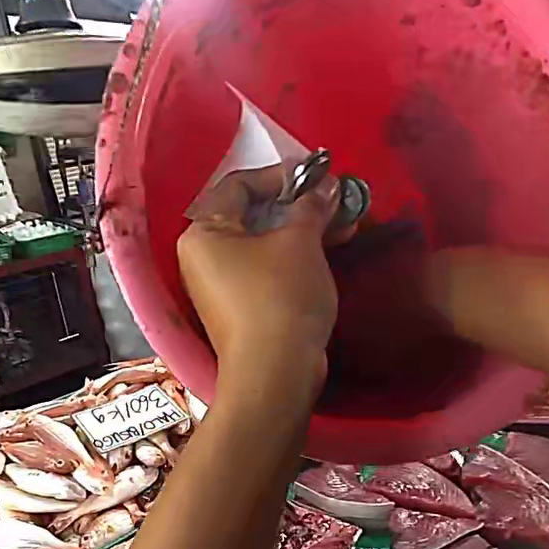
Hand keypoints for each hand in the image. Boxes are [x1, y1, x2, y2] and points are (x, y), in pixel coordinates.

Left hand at [177, 164, 339, 385]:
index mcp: (203, 233)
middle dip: (301, 206)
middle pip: (253, 216)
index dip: (282, 175)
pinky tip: (331, 250)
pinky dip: (297, 257)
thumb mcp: (300, 241)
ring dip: (305, 231)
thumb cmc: (280, 298)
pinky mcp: (242, 309)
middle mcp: (204, 258)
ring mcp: (222, 287)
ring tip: (346, 225)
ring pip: (265, 244)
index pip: (238, 185)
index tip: (319, 177)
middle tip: (338, 201)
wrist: (275, 374)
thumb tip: (327, 187)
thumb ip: (312, 206)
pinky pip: (268, 270)